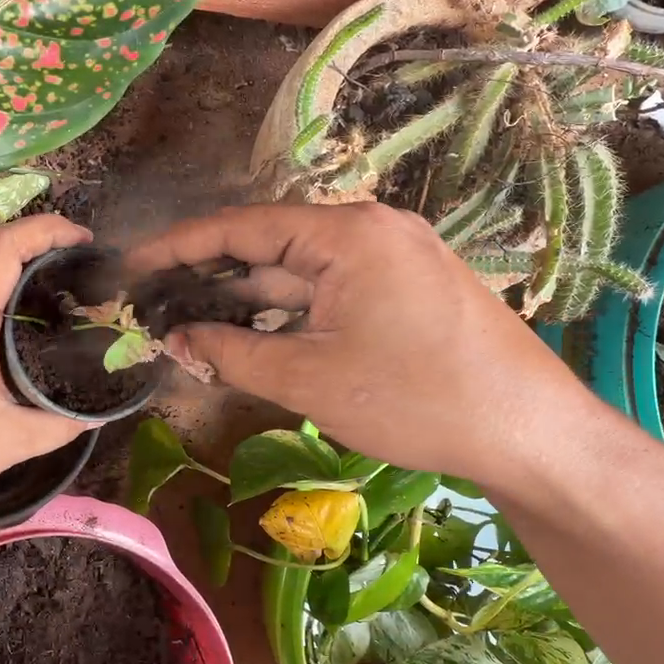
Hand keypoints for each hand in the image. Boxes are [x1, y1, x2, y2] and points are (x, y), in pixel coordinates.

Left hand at [0, 214, 96, 508]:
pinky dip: (9, 303)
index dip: (45, 228)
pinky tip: (31, 331)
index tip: (83, 238)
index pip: (4, 248)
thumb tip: (98, 415)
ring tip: (68, 292)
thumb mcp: (9, 442)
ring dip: (24, 274)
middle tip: (84, 264)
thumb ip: (58, 426)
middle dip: (42, 244)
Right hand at [126, 203, 603, 484]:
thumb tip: (171, 339)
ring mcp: (391, 257)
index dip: (176, 247)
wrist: (532, 436)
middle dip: (205, 275)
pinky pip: (324, 288)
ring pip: (294, 270)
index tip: (131, 267)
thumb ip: (227, 351)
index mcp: (346, 234)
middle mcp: (369, 230)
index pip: (239, 227)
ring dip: (241, 296)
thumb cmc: (414, 399)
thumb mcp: (305, 377)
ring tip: (183, 320)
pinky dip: (281, 308)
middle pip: (265, 244)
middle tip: (150, 300)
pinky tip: (244, 331)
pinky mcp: (403, 287)